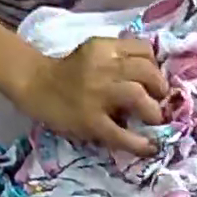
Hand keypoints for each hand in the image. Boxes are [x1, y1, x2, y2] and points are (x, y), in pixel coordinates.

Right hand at [10, 36, 168, 155]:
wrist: (35, 84)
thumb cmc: (69, 73)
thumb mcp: (94, 54)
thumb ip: (118, 60)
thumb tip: (150, 77)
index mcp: (106, 47)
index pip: (143, 49)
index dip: (156, 67)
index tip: (156, 81)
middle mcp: (104, 66)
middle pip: (146, 71)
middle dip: (160, 88)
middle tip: (160, 104)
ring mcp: (97, 94)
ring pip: (137, 95)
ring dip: (153, 111)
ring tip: (155, 121)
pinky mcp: (91, 121)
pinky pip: (121, 134)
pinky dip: (139, 143)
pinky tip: (149, 148)